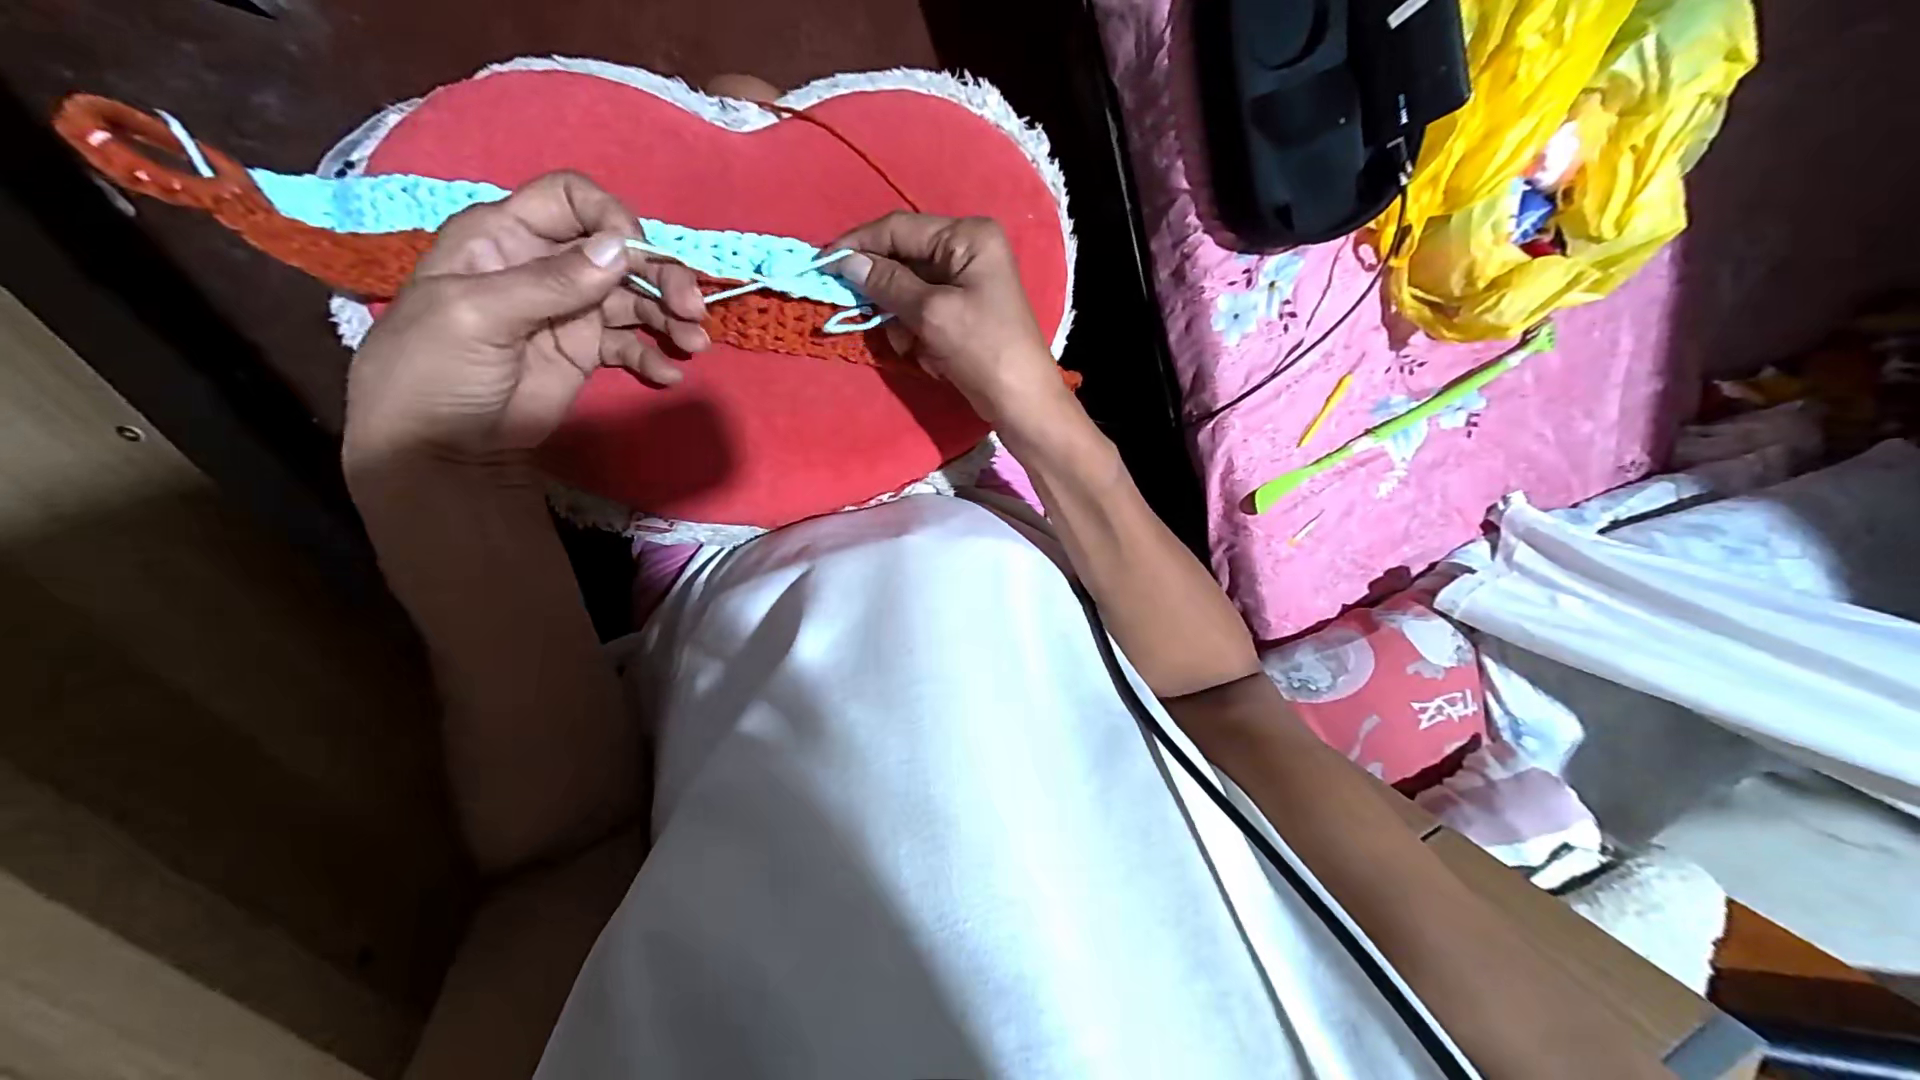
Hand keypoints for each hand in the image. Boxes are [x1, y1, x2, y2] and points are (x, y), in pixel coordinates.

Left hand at [344, 170, 709, 469]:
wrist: (436, 445)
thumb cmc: (433, 367)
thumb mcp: (479, 315)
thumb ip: (550, 282)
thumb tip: (620, 249)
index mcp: (506, 236)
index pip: (571, 200)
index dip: (612, 218)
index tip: (639, 255)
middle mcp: (546, 265)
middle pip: (618, 252)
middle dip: (660, 276)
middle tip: (691, 310)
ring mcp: (570, 311)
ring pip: (635, 299)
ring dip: (668, 318)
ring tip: (691, 346)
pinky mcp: (587, 352)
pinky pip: (631, 345)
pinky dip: (654, 358)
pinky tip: (667, 377)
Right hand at [829, 213, 1069, 425]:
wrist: (1020, 400)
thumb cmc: (983, 349)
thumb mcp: (932, 313)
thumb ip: (887, 283)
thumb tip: (844, 261)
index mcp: (968, 236)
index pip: (900, 228)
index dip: (859, 244)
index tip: (822, 263)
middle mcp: (967, 250)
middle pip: (903, 259)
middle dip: (886, 293)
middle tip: (866, 315)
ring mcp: (965, 281)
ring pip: (908, 290)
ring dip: (903, 321)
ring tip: (917, 347)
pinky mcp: (961, 310)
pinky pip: (922, 312)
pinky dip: (917, 334)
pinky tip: (930, 356)